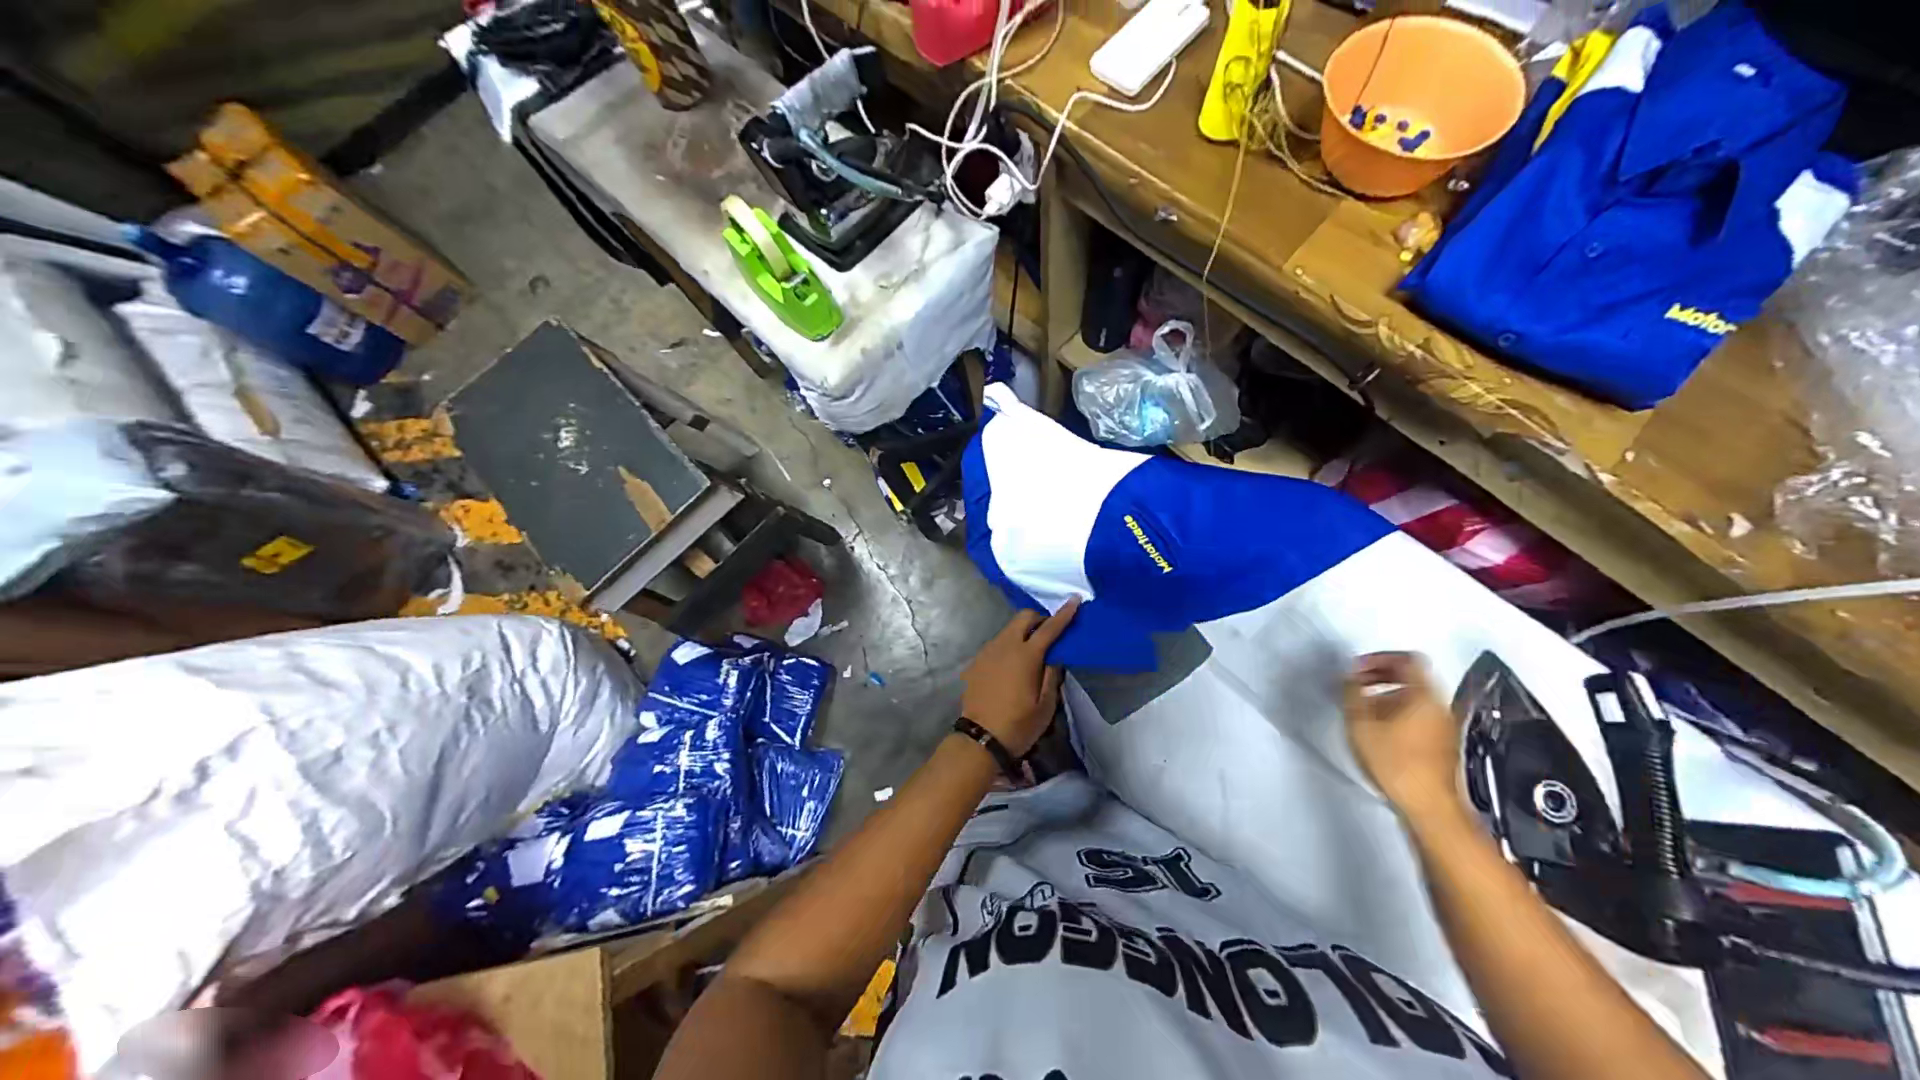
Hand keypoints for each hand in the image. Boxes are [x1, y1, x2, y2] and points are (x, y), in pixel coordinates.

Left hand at [959, 599, 1079, 755]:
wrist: (979, 739)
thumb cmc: (1018, 725)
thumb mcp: (1046, 705)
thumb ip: (1052, 675)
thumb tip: (1055, 656)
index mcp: (1025, 656)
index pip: (1049, 628)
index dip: (1063, 614)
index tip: (1074, 600)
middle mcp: (1004, 646)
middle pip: (1023, 618)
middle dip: (1039, 619)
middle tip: (1050, 634)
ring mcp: (986, 653)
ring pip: (1007, 630)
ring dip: (1022, 633)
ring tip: (1031, 652)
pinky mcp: (975, 663)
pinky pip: (995, 645)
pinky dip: (1007, 647)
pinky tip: (1011, 667)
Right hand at [1344, 652, 1466, 817]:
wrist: (1428, 806)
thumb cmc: (1395, 761)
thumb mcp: (1359, 722)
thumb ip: (1351, 692)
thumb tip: (1349, 676)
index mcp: (1424, 694)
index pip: (1408, 659)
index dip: (1380, 657)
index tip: (1358, 668)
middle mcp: (1440, 705)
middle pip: (1413, 676)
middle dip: (1381, 675)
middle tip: (1356, 684)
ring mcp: (1445, 725)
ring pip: (1416, 696)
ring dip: (1388, 694)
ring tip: (1363, 707)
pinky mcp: (1443, 744)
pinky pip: (1420, 714)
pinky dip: (1398, 711)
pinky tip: (1379, 729)